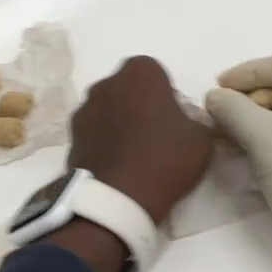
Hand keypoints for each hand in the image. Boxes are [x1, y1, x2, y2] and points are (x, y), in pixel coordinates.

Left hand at [68, 56, 213, 224]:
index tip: (172, 121)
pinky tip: (115, 166)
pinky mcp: (70, 138)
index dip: (166, 98)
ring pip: (107, 111)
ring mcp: (83, 110)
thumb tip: (183, 121)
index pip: (156, 75)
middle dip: (138, 106)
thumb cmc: (165, 160)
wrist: (118, 199)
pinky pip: (93, 135)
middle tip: (153, 137)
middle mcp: (106, 83)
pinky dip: (103, 144)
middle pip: (127, 90)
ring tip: (132, 155)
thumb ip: (195, 120)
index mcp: (140, 72)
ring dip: (118, 124)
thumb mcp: (201, 140)